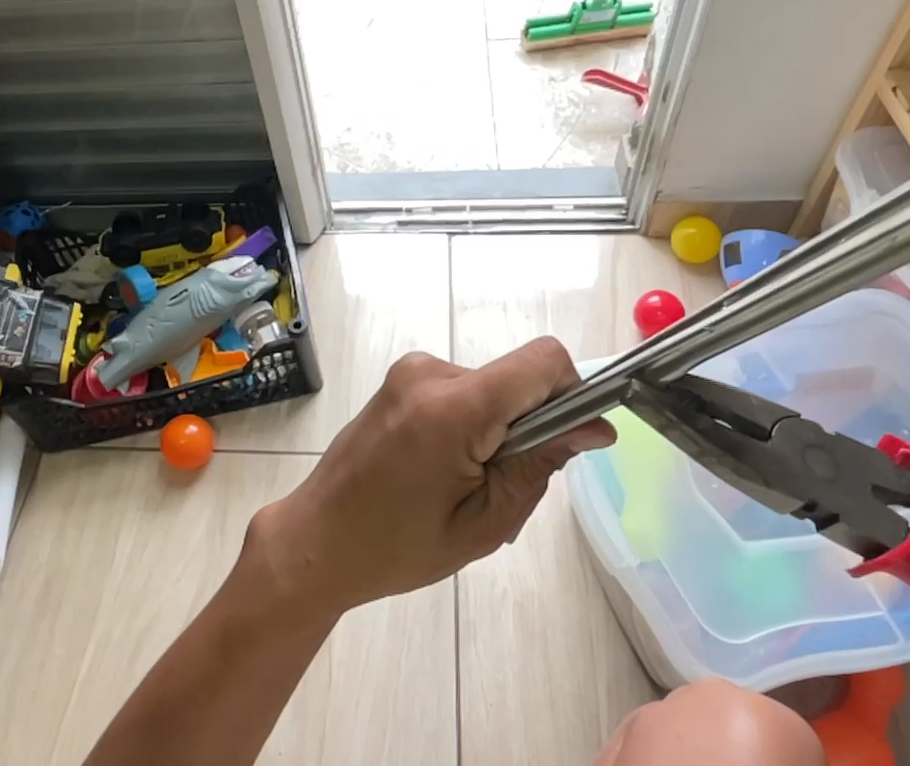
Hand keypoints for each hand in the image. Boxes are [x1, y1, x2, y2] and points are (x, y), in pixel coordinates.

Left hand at [246, 338, 615, 615]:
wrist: (315, 540)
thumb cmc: (395, 547)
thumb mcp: (483, 523)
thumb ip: (539, 465)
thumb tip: (594, 425)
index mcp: (450, 407)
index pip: (543, 362)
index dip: (573, 394)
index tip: (571, 441)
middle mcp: (429, 373)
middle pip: (517, 380)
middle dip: (529, 429)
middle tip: (500, 491)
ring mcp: (409, 372)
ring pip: (492, 389)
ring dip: (498, 433)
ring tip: (463, 488)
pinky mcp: (402, 380)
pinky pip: (463, 392)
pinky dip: (472, 426)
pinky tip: (444, 472)